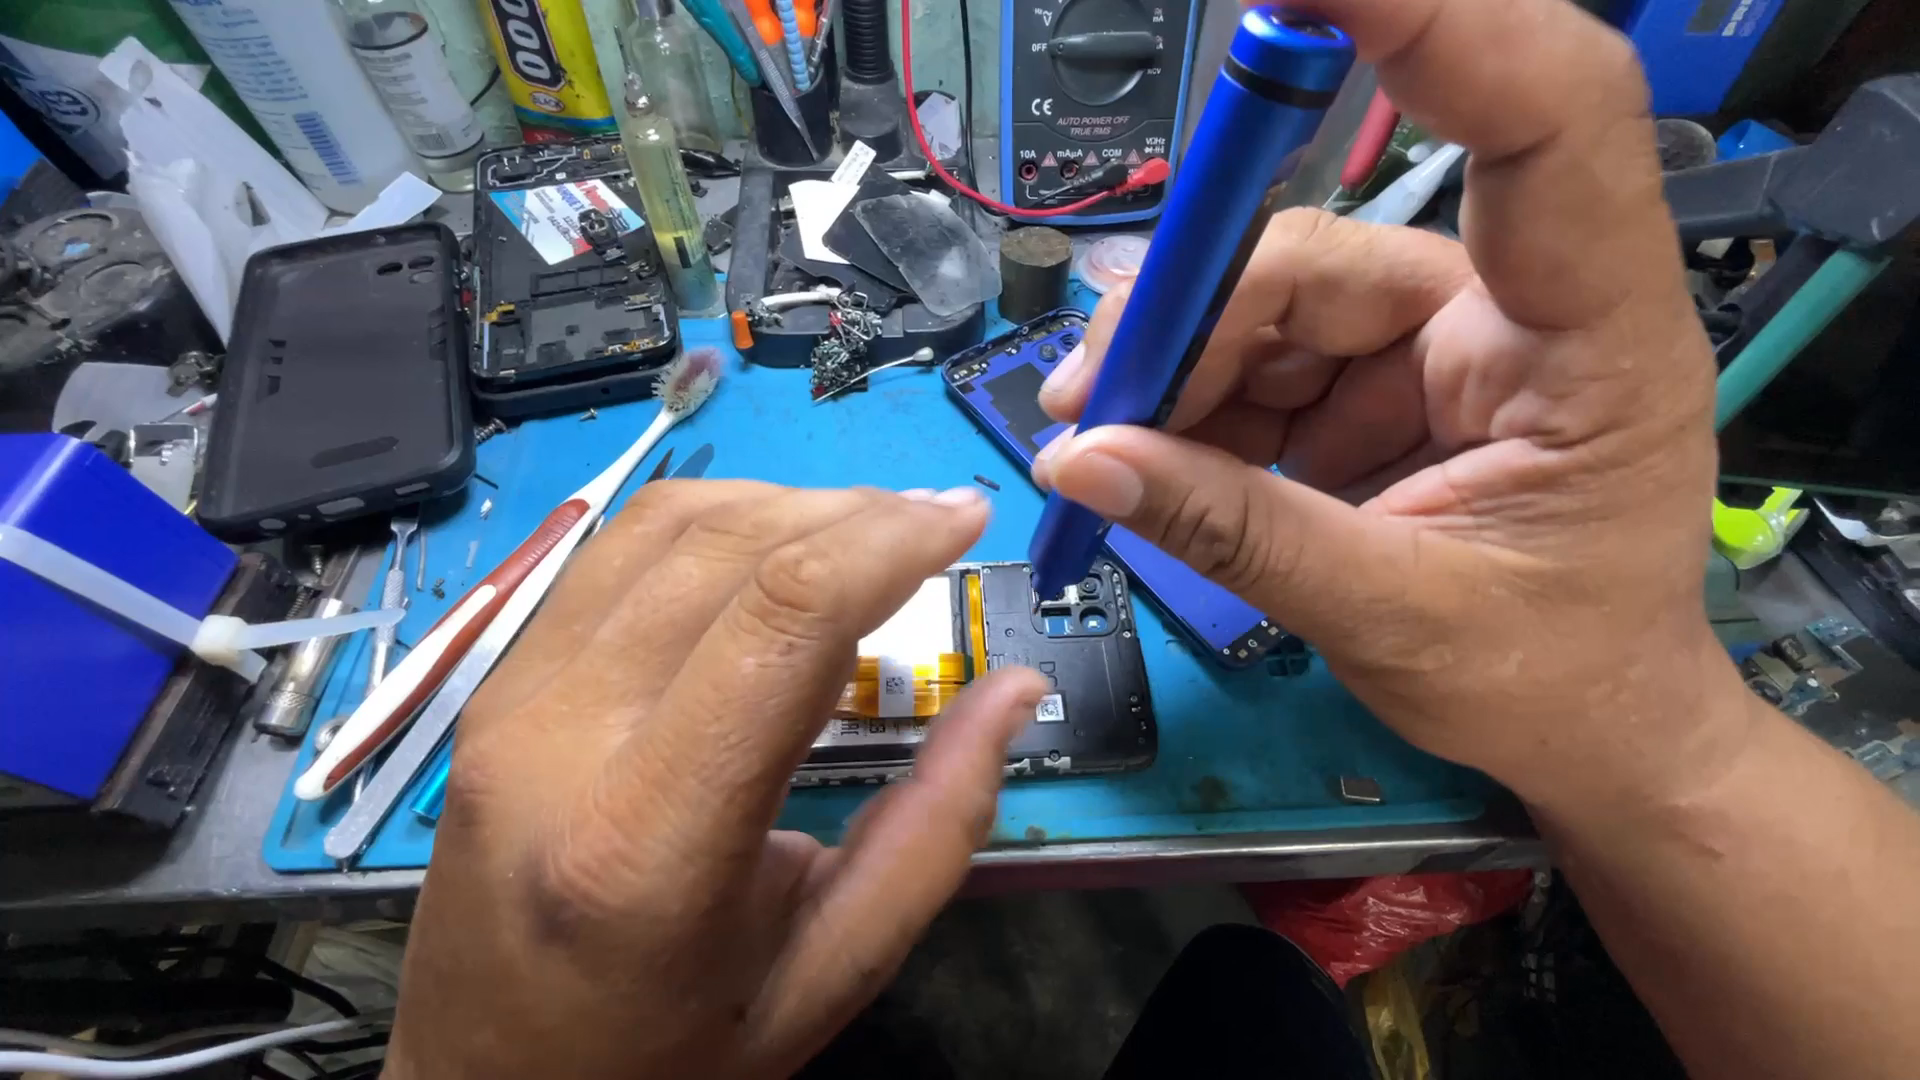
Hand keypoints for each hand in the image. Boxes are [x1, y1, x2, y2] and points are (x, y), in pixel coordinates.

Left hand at [383, 482, 1046, 1078]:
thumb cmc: (677, 1042)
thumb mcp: (837, 960)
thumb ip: (940, 820)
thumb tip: (1017, 688)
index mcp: (650, 839)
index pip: (783, 619)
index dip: (888, 542)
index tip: (964, 522)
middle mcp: (560, 738)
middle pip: (732, 550)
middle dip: (859, 514)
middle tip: (936, 522)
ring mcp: (514, 695)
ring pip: (673, 524)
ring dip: (793, 503)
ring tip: (870, 530)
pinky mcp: (502, 678)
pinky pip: (623, 547)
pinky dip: (723, 517)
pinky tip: (780, 544)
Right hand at [1033, 0, 1749, 817]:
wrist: (1574, 727)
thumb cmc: (1542, 674)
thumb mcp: (1385, 612)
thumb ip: (1231, 532)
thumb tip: (1082, 462)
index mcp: (1579, 342)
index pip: (1541, 128)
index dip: (1440, 31)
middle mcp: (1494, 316)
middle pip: (1309, 261)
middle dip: (1182, 326)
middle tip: (1083, 403)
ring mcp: (1416, 352)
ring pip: (1256, 315)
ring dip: (1165, 379)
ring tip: (1102, 447)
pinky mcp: (1358, 394)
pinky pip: (1244, 374)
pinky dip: (1182, 415)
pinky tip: (1147, 461)